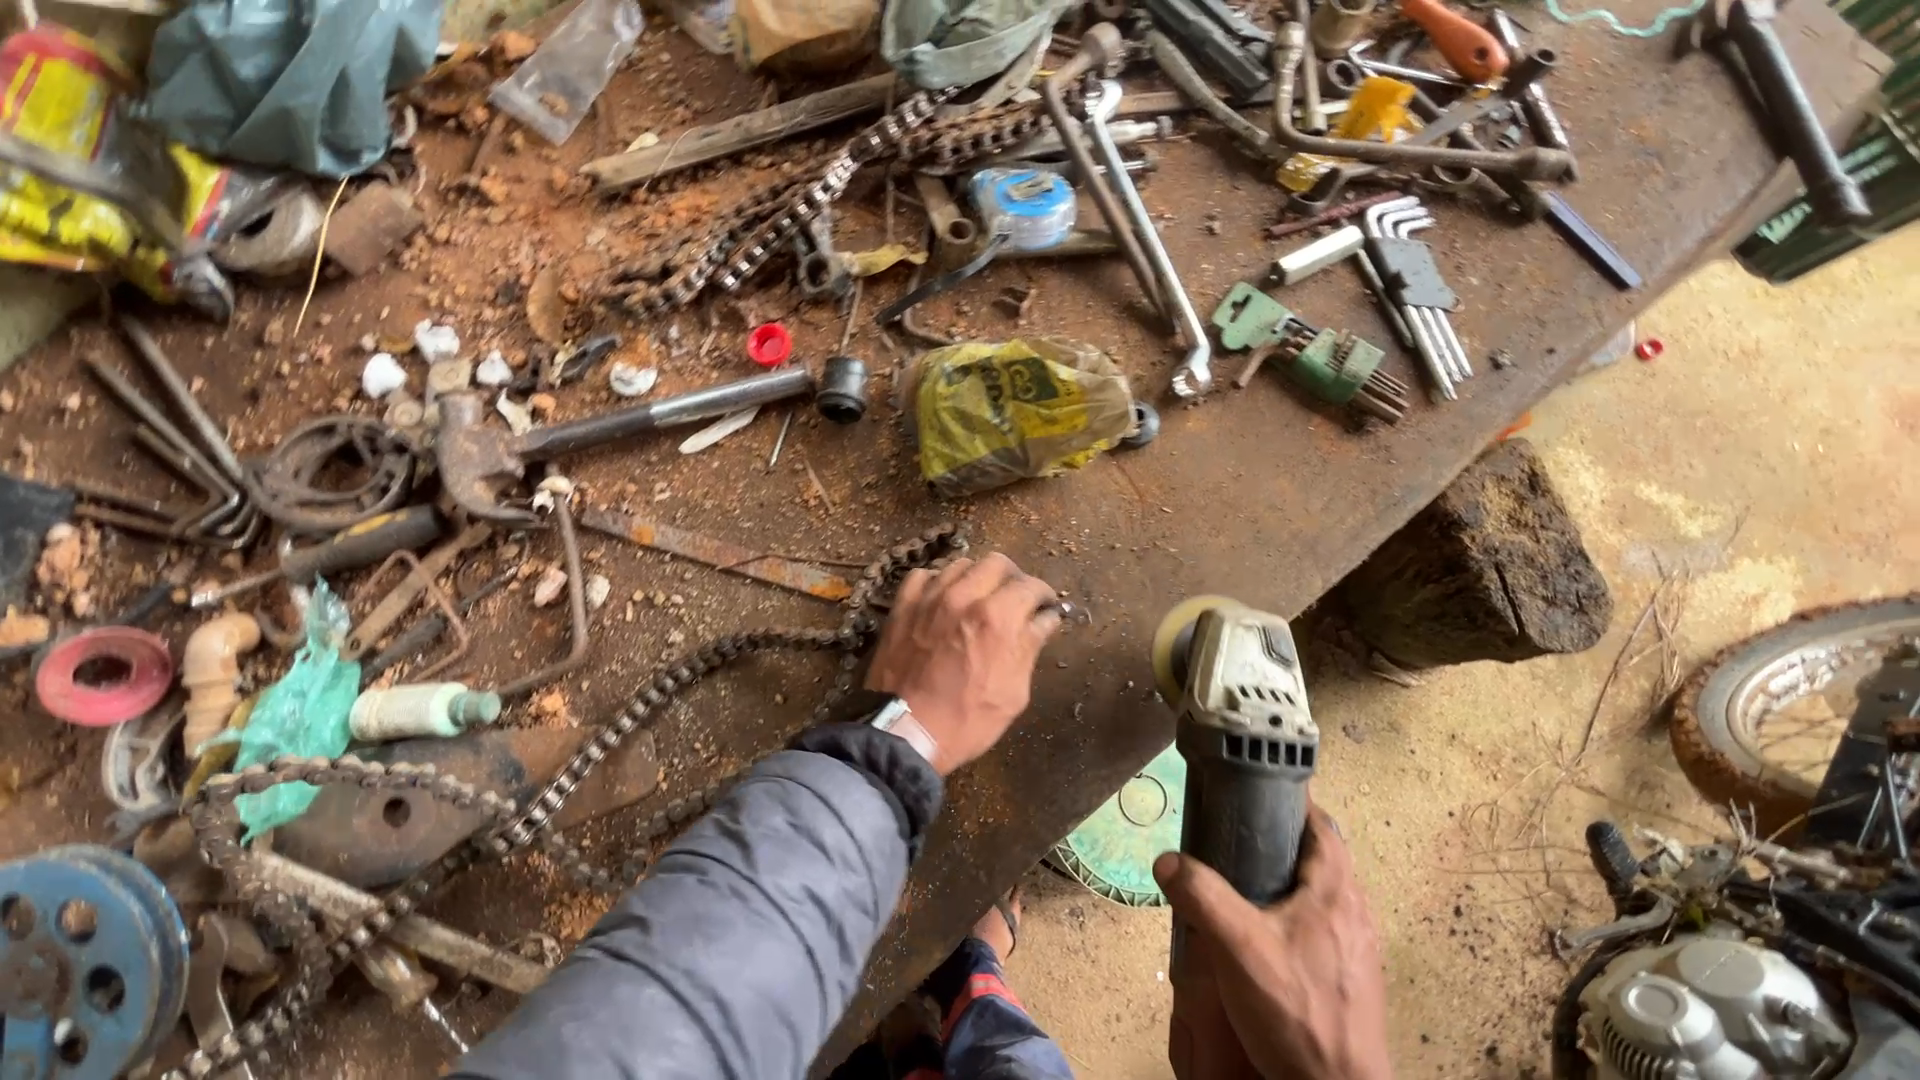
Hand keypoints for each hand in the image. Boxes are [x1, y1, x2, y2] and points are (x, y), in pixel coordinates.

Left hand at [864, 553, 1060, 775]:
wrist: (905, 732)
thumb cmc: (967, 721)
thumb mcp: (1013, 692)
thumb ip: (1030, 647)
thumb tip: (1046, 619)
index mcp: (997, 617)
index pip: (1031, 586)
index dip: (1044, 595)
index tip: (1044, 607)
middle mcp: (964, 596)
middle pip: (997, 563)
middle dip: (1013, 578)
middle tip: (1015, 598)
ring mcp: (929, 597)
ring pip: (961, 564)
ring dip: (977, 577)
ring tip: (979, 598)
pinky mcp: (902, 606)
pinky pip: (924, 576)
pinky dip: (939, 582)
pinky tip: (943, 599)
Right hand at [1153, 807, 1391, 1079]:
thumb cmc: (1296, 1011)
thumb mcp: (1239, 948)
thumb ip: (1202, 898)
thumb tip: (1166, 860)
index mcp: (1334, 893)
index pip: (1323, 827)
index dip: (1295, 804)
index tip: (1259, 793)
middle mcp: (1356, 913)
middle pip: (1326, 859)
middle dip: (1288, 842)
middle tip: (1244, 837)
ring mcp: (1361, 949)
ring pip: (1328, 895)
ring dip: (1296, 880)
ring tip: (1252, 884)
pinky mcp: (1356, 978)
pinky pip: (1329, 927)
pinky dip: (1302, 914)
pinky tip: (1273, 936)